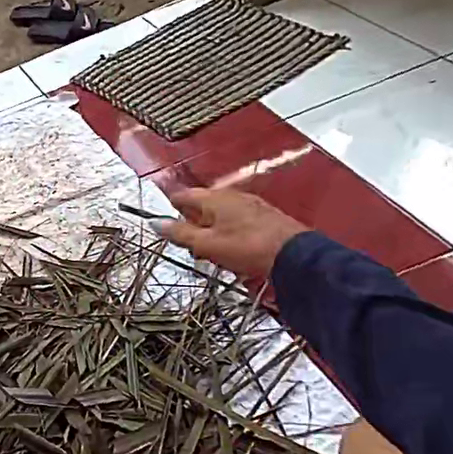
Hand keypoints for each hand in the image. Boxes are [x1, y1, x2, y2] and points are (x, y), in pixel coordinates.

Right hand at [156, 188, 308, 280]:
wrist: (296, 258)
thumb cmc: (247, 248)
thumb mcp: (207, 244)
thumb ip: (180, 233)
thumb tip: (156, 222)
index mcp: (214, 198)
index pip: (183, 196)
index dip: (171, 209)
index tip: (166, 225)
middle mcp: (232, 196)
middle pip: (202, 207)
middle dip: (193, 225)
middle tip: (192, 248)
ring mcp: (251, 205)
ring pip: (220, 216)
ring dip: (211, 232)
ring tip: (213, 254)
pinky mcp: (265, 218)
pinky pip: (237, 223)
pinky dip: (228, 235)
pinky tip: (233, 252)